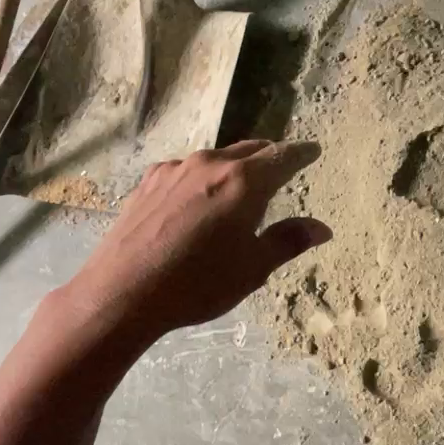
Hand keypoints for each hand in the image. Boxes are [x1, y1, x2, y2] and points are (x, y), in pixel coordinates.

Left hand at [53, 140, 330, 345]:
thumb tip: (321, 228)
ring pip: (217, 159)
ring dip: (236, 167)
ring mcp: (175, 170)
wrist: (121, 293)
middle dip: (270, 156)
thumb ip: (288, 240)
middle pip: (250, 150)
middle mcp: (211, 164)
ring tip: (241, 185)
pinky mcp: (148, 182)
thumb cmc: (198, 283)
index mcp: (244, 182)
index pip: (283, 157)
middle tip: (283, 166)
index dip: (302, 154)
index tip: (313, 151)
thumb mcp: (253, 267)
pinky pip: (188, 170)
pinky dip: (205, 177)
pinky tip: (199, 199)